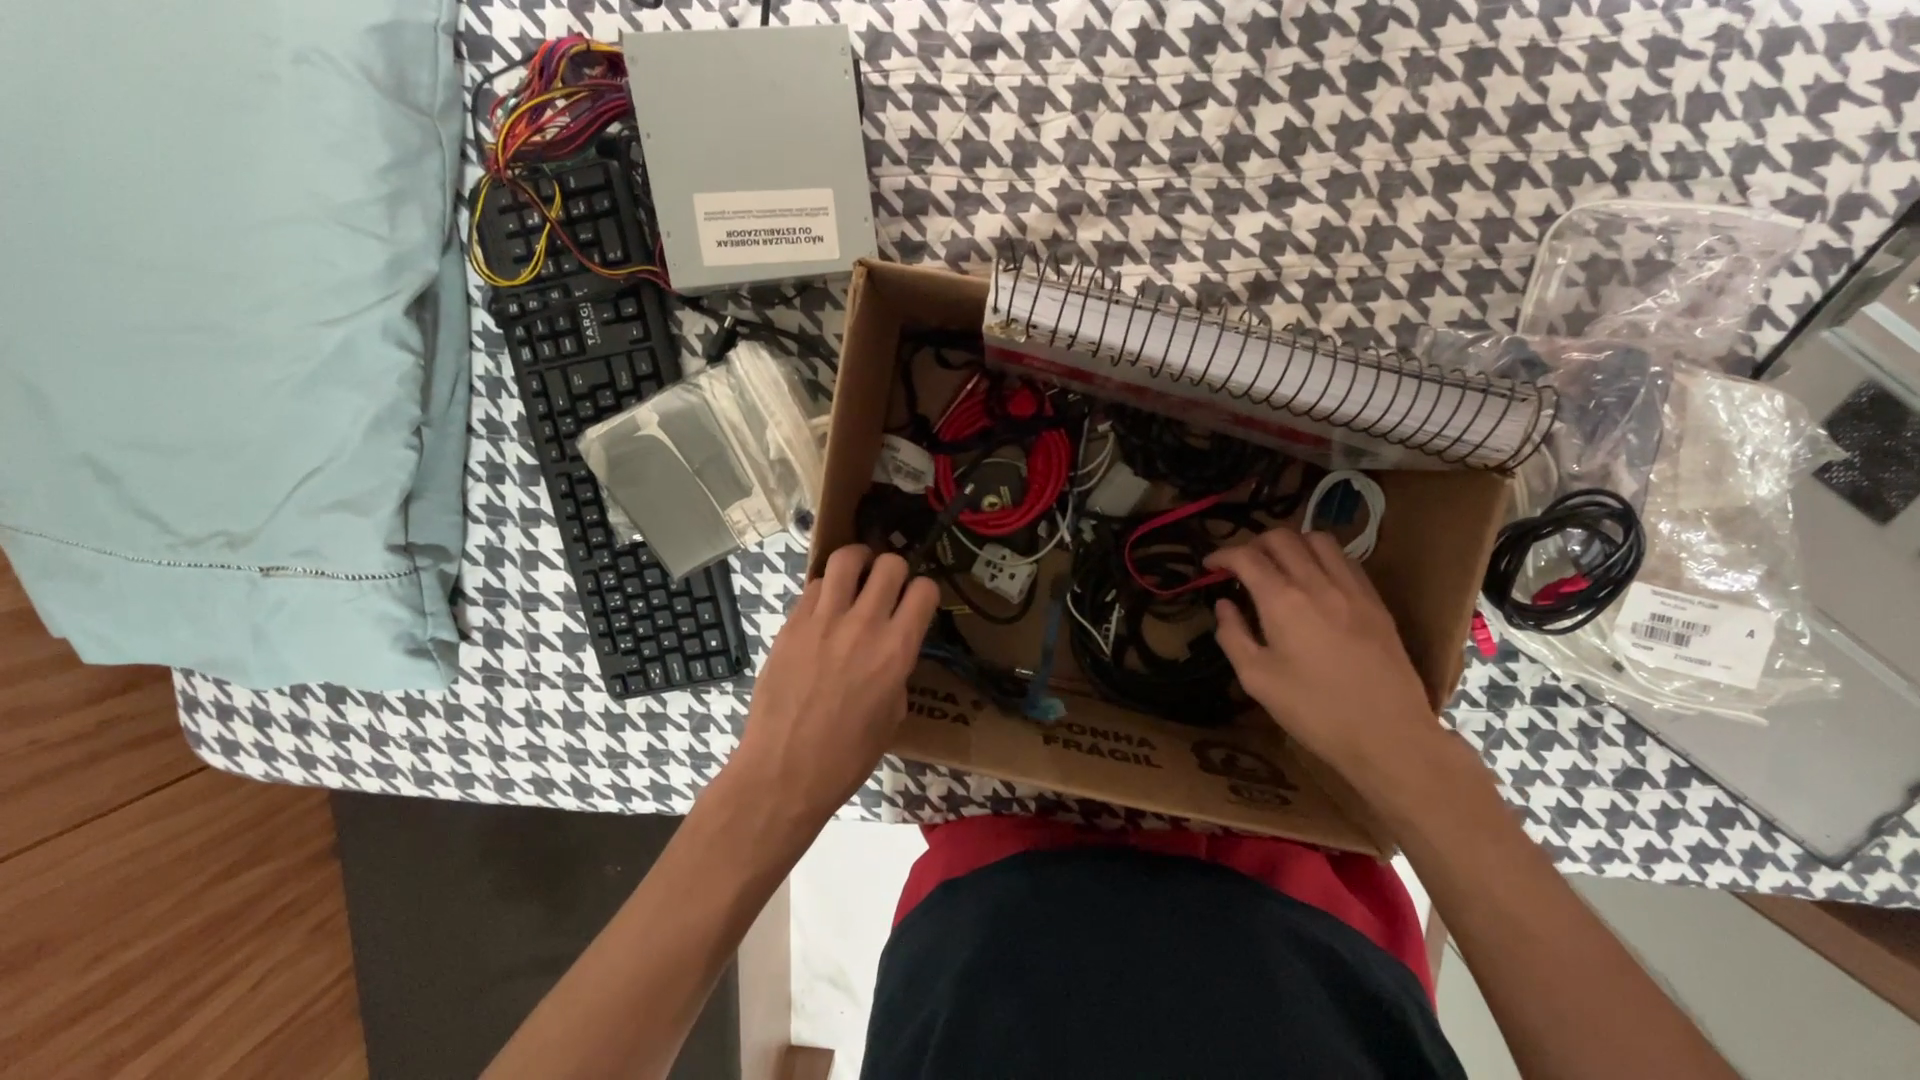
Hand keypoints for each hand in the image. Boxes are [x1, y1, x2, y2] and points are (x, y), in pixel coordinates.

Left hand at [731, 545, 940, 817]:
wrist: (783, 770)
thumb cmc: (846, 757)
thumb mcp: (891, 716)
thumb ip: (896, 673)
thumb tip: (890, 652)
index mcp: (896, 650)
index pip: (924, 590)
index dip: (925, 592)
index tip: (918, 603)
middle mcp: (863, 624)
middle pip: (890, 564)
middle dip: (895, 570)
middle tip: (888, 586)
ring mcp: (822, 620)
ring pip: (846, 559)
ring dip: (858, 562)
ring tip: (857, 575)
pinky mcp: (790, 624)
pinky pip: (813, 586)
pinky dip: (825, 589)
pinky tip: (824, 609)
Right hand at [1203, 528, 1442, 789]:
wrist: (1388, 734)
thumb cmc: (1314, 712)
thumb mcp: (1257, 680)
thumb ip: (1234, 636)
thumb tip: (1224, 605)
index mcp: (1282, 602)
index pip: (1246, 557)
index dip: (1222, 555)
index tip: (1209, 565)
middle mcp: (1318, 583)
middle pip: (1282, 538)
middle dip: (1254, 544)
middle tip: (1241, 566)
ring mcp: (1353, 589)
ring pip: (1318, 539)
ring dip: (1292, 544)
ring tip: (1280, 567)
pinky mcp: (1376, 602)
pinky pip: (1346, 560)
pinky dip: (1323, 557)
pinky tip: (1316, 581)